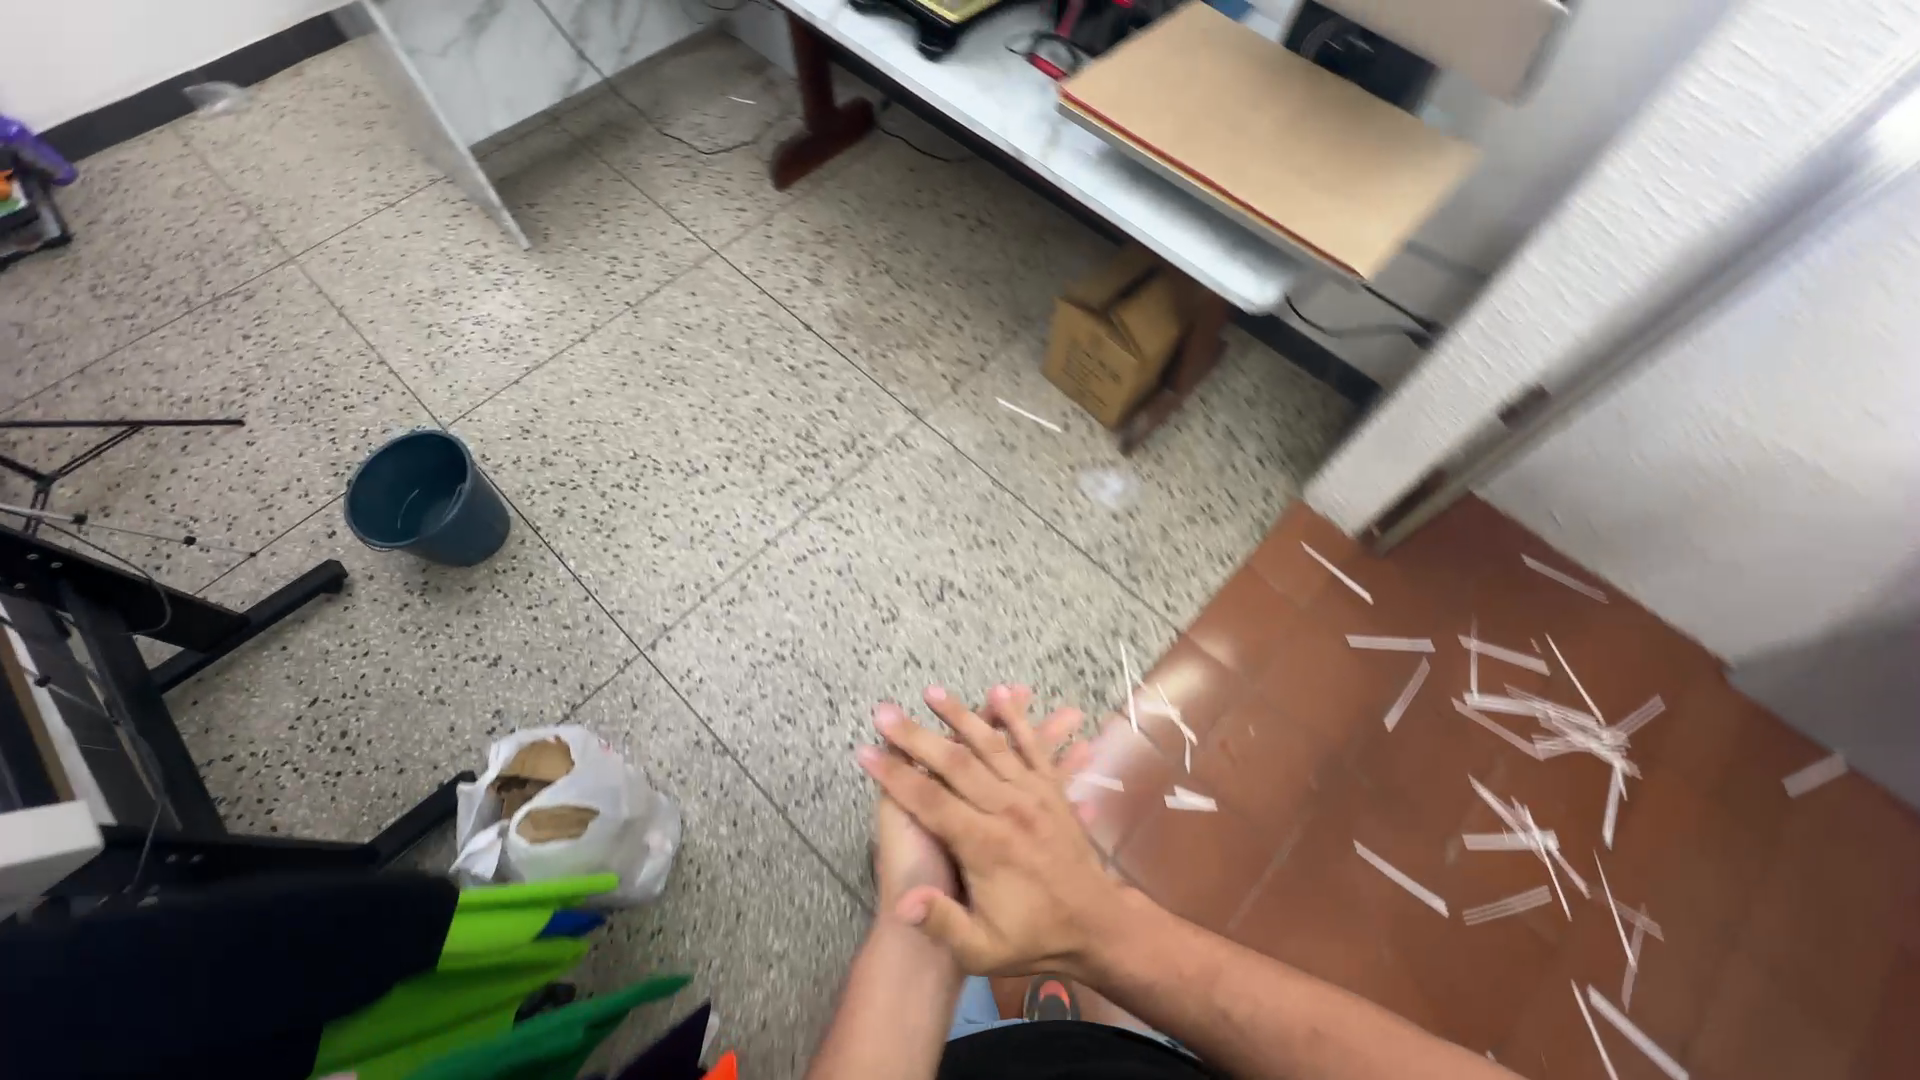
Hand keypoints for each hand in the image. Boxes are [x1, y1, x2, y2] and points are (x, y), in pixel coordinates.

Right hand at [869, 686, 1089, 917]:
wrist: (1098, 926)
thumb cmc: (1033, 940)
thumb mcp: (983, 949)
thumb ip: (942, 923)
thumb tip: (903, 904)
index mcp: (986, 845)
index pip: (928, 800)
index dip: (893, 774)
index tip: (864, 750)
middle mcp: (1009, 810)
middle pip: (955, 761)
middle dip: (915, 734)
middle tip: (884, 710)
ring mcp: (1033, 795)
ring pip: (992, 744)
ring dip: (961, 715)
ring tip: (933, 692)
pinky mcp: (1050, 790)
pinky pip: (1031, 747)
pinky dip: (1016, 719)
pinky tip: (1003, 693)